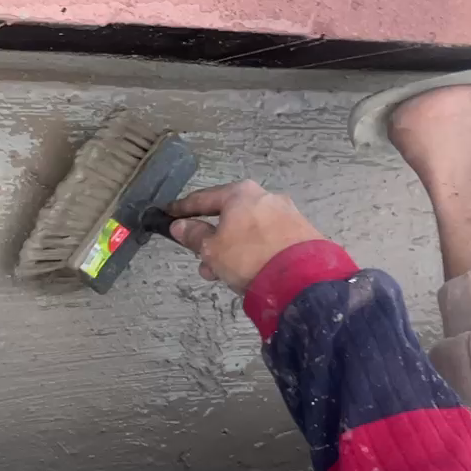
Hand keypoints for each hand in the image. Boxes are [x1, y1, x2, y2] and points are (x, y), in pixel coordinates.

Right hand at [167, 181, 325, 293]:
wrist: (301, 277)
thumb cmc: (247, 256)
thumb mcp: (212, 249)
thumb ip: (194, 235)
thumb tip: (179, 225)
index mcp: (240, 193)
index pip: (202, 199)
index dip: (182, 209)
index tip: (168, 214)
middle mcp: (265, 196)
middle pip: (227, 215)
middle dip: (211, 239)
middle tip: (200, 259)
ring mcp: (286, 213)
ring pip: (246, 230)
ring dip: (230, 249)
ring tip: (222, 273)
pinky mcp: (301, 232)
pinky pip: (265, 238)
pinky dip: (251, 251)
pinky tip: (246, 270)